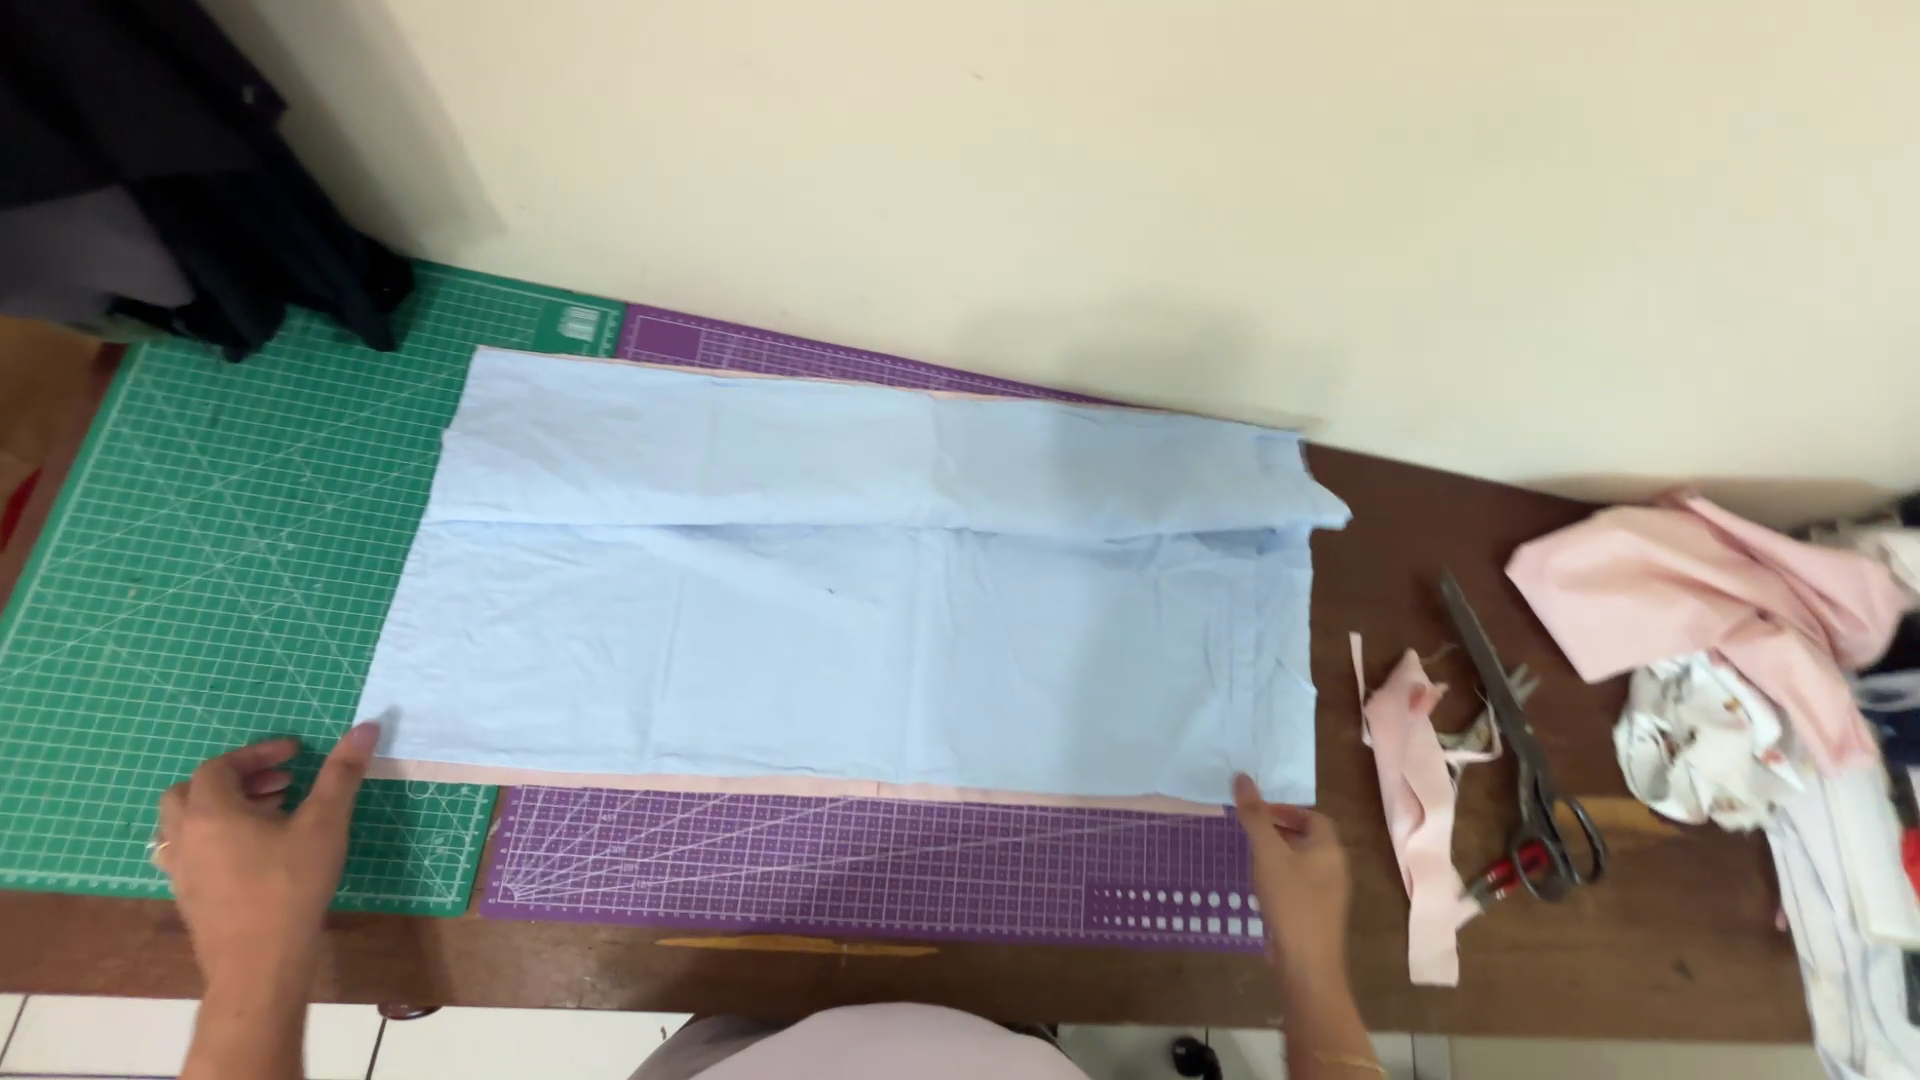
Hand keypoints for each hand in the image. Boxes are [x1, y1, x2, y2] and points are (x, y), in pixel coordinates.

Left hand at [156, 723, 378, 990]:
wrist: (259, 959)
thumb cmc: (291, 883)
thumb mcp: (325, 822)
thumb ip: (342, 772)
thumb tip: (364, 727)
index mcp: (211, 814)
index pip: (219, 767)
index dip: (257, 754)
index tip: (297, 754)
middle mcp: (184, 838)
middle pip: (191, 791)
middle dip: (236, 778)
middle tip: (282, 781)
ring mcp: (181, 869)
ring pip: (188, 822)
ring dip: (228, 805)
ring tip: (277, 810)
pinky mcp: (189, 893)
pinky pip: (195, 848)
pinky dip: (223, 833)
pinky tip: (262, 848)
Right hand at [1233, 773, 1351, 984]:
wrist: (1306, 962)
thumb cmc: (1290, 900)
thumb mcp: (1267, 852)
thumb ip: (1254, 815)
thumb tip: (1242, 777)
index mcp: (1329, 848)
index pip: (1312, 816)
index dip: (1285, 810)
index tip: (1258, 814)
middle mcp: (1335, 867)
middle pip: (1307, 837)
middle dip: (1278, 829)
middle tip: (1249, 830)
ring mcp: (1328, 892)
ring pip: (1302, 860)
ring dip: (1277, 852)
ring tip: (1251, 855)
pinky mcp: (1318, 912)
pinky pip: (1299, 881)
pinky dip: (1280, 874)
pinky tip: (1261, 884)